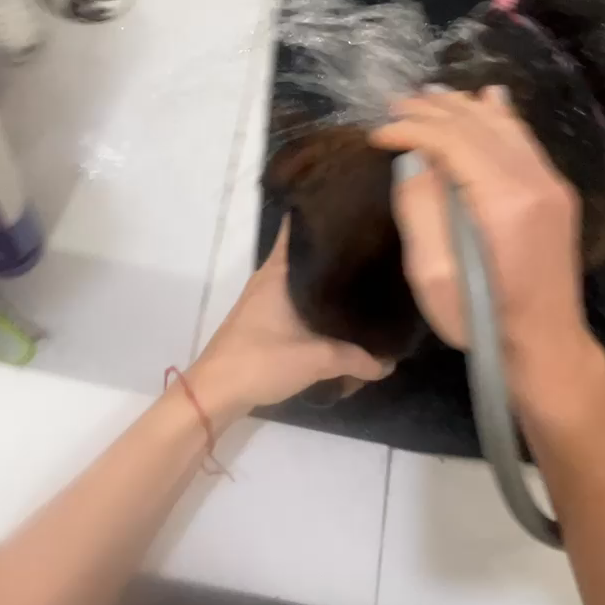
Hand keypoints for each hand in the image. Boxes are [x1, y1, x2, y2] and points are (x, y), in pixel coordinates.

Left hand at [188, 221, 393, 419]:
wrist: (216, 392)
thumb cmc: (261, 361)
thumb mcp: (317, 359)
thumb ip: (357, 358)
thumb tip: (389, 362)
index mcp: (277, 272)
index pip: (299, 228)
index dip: (325, 217)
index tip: (357, 212)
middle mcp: (269, 278)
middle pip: (305, 254)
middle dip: (335, 252)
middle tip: (373, 249)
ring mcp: (262, 299)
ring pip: (300, 280)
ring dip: (324, 282)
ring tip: (362, 280)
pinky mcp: (261, 320)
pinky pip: (294, 302)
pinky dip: (313, 304)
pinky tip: (337, 314)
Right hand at [369, 86, 599, 379]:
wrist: (545, 344)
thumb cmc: (480, 318)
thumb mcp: (433, 274)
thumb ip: (420, 210)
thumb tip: (411, 161)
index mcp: (503, 201)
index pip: (453, 142)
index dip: (412, 130)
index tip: (377, 135)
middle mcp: (534, 181)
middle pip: (479, 127)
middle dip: (434, 111)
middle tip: (394, 102)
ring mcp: (551, 186)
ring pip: (505, 127)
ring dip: (464, 107)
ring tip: (430, 95)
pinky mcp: (555, 195)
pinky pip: (524, 141)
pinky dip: (500, 117)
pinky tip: (488, 98)